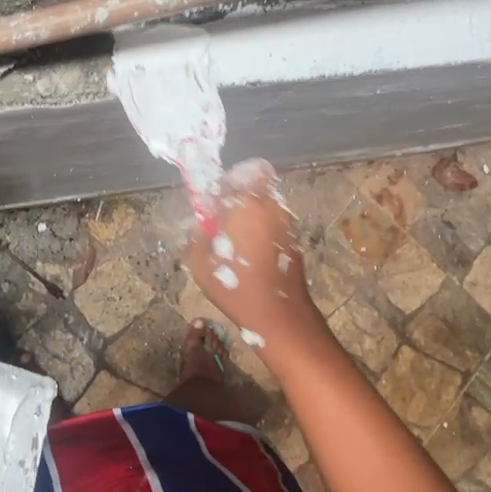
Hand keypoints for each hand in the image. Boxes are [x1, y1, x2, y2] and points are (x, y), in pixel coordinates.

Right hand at [185, 160, 328, 351]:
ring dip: (253, 206)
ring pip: (268, 197)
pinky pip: (275, 218)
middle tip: (225, 213)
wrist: (279, 314)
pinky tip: (252, 249)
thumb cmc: (236, 288)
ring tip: (238, 233)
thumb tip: (200, 224)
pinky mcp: (294, 236)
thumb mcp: (200, 264)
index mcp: (244, 205)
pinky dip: (264, 223)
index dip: (219, 186)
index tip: (211, 203)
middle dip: (240, 189)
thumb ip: (196, 236)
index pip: (231, 177)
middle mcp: (269, 205)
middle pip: (257, 178)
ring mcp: (286, 220)